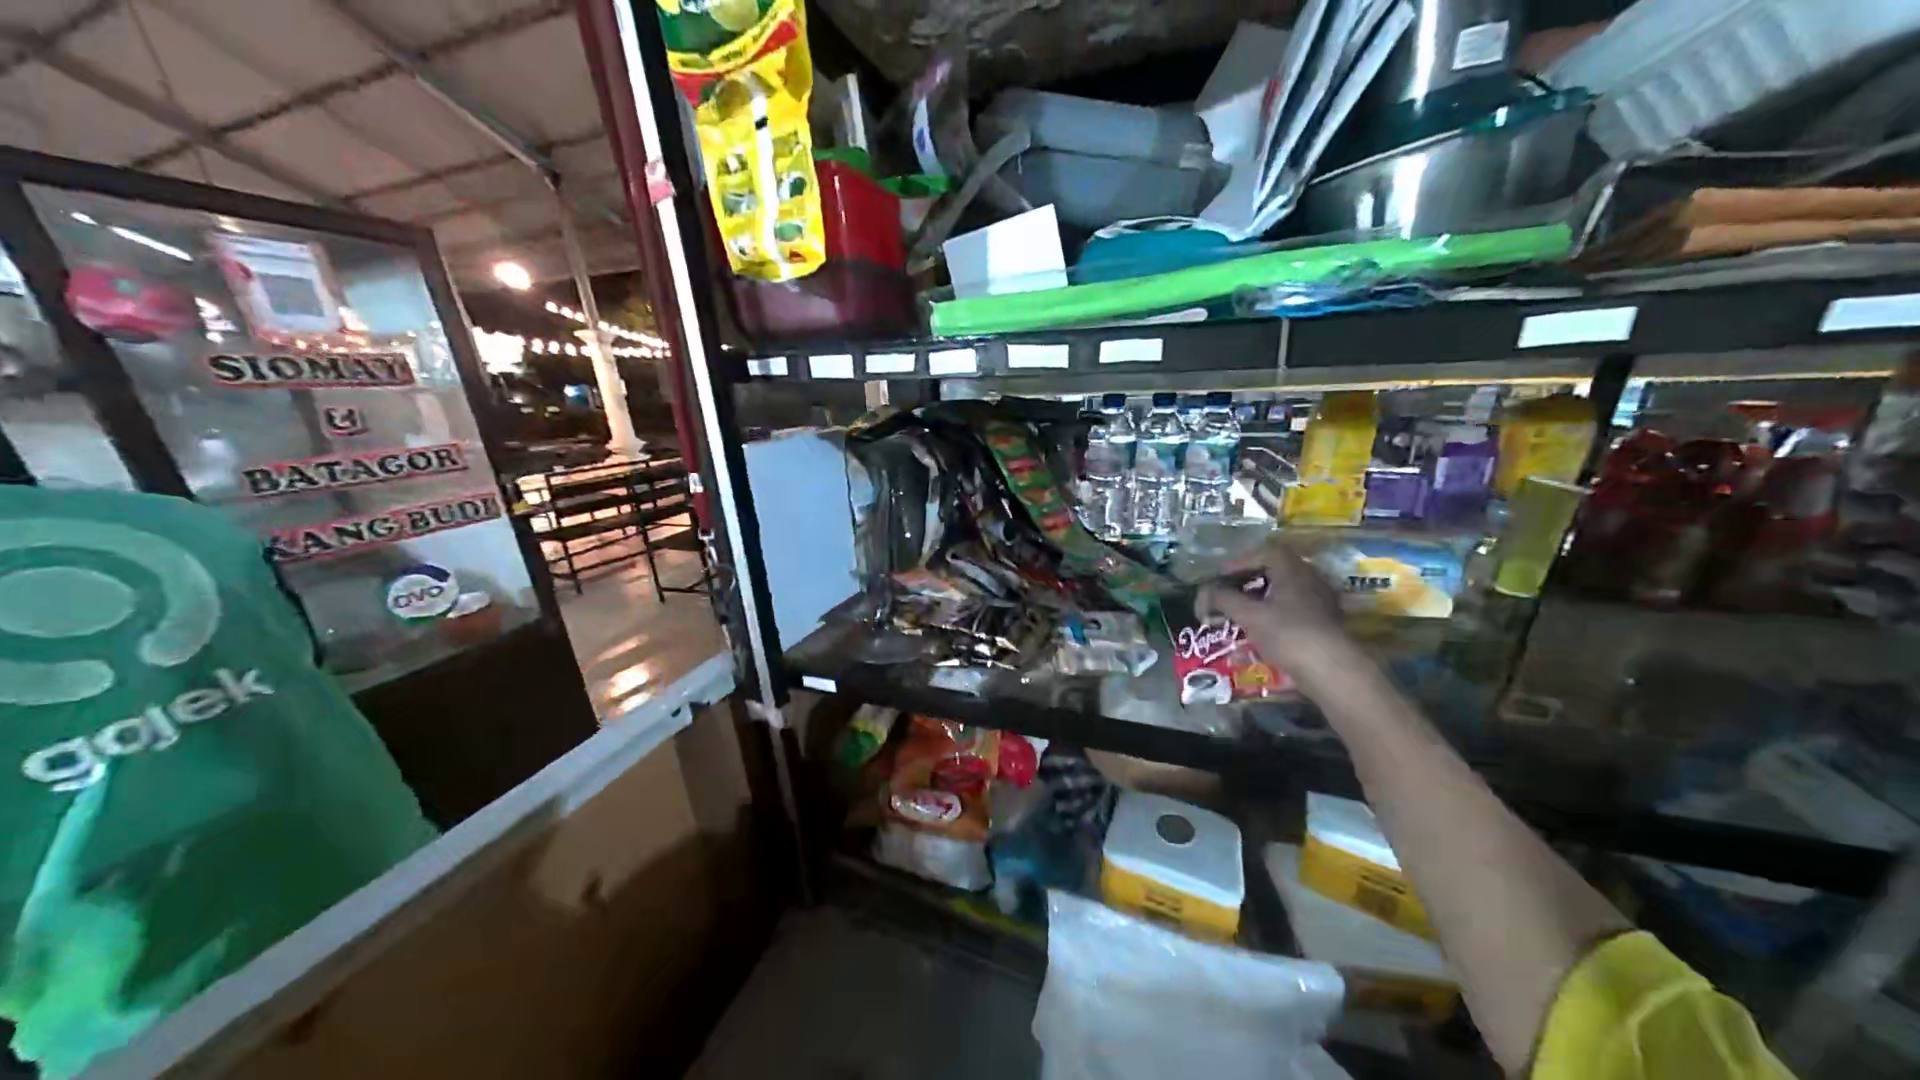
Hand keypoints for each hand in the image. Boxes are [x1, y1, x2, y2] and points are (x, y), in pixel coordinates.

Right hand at [1198, 541, 1357, 690]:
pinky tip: (1261, 636)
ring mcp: (1320, 604)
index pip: (1267, 551)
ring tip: (1241, 617)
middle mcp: (1310, 581)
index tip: (1222, 576)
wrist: (1331, 670)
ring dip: (1261, 602)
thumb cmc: (1288, 634)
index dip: (1241, 560)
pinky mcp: (1324, 626)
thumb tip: (1204, 592)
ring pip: (1285, 594)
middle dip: (1249, 582)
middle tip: (1229, 596)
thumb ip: (1223, 599)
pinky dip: (1274, 618)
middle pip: (1276, 572)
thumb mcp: (1249, 615)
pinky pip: (1294, 613)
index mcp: (1294, 571)